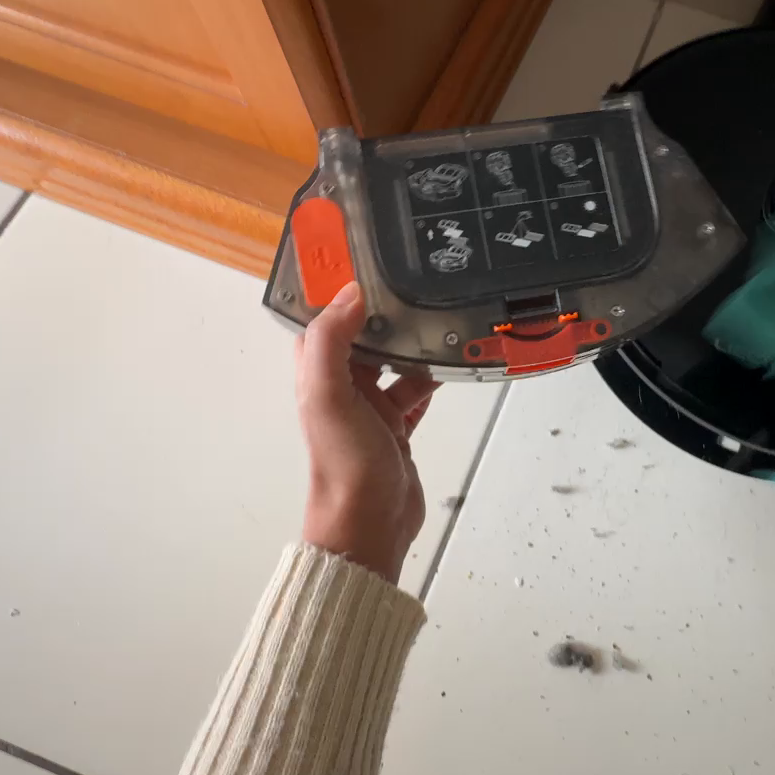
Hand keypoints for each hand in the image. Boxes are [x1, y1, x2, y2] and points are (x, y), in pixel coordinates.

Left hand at [296, 282, 437, 582]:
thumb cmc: (344, 462)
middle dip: (387, 306)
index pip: (323, 314)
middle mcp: (343, 381)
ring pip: (396, 356)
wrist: (370, 523)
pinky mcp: (398, 420)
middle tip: (419, 277)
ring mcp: (372, 401)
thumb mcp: (329, 396)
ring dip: (416, 339)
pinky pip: (418, 386)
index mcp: (318, 370)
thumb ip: (331, 342)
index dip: (336, 284)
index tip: (364, 251)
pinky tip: (455, 359)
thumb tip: (349, 291)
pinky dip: (434, 373)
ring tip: (445, 315)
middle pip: (365, 330)